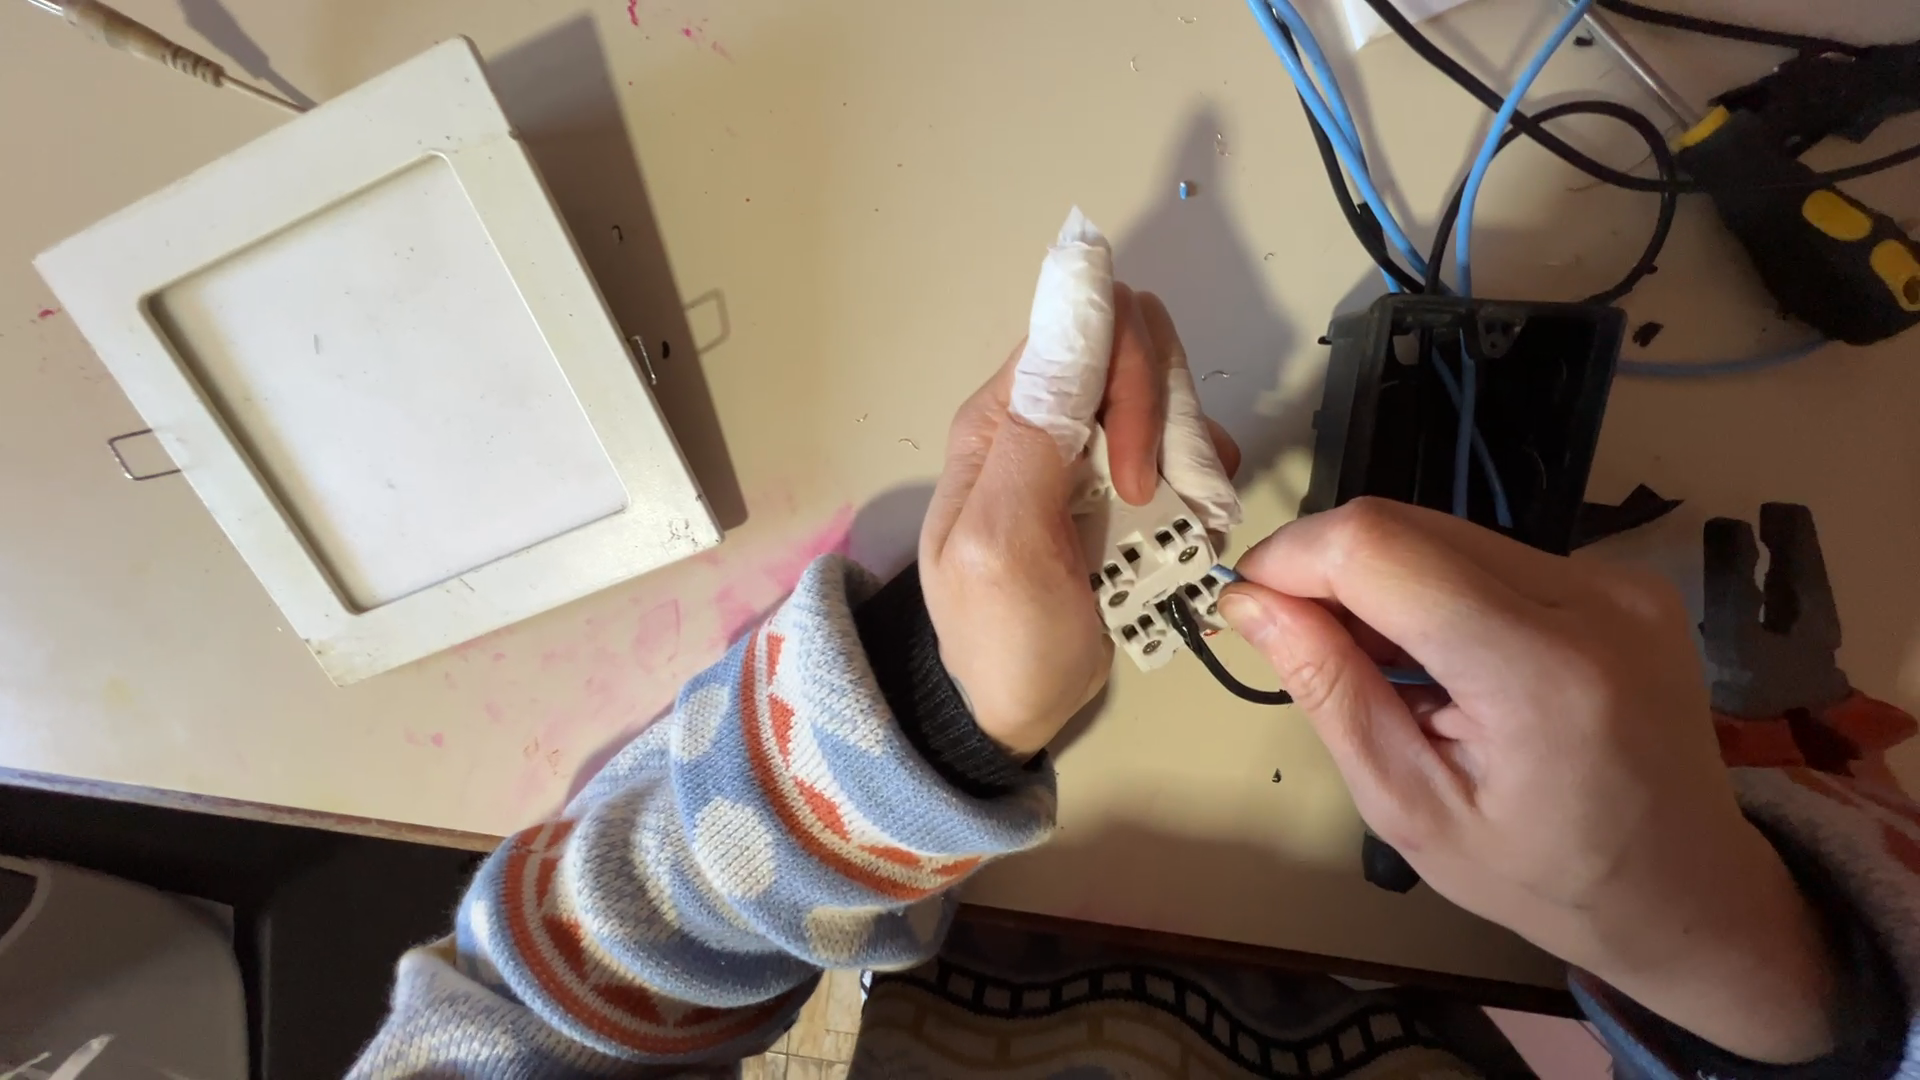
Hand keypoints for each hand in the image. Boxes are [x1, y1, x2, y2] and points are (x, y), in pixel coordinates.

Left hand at [921, 286, 1237, 756]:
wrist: (1018, 702)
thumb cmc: (1001, 634)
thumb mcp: (1002, 540)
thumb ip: (1035, 432)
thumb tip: (1072, 311)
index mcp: (1003, 422)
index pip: (1081, 333)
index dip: (1129, 379)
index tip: (1139, 470)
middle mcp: (1045, 420)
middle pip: (1133, 354)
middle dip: (1165, 420)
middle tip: (1156, 499)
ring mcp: (1087, 453)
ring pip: (1166, 397)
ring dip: (1189, 454)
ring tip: (1178, 521)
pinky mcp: (1121, 486)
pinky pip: (1180, 447)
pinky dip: (1199, 478)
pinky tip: (1190, 522)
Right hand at [1218, 499, 1836, 1063]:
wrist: (1693, 893)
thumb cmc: (1538, 873)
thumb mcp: (1403, 805)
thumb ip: (1327, 689)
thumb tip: (1246, 600)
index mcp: (1540, 670)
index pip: (1376, 548)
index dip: (1289, 557)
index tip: (1248, 604)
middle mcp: (1588, 596)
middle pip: (1394, 523)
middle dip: (1315, 565)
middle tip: (1295, 636)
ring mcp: (1607, 576)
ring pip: (1424, 526)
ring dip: (1360, 572)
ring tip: (1365, 653)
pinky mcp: (1604, 572)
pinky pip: (1463, 544)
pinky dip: (1409, 578)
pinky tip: (1418, 643)